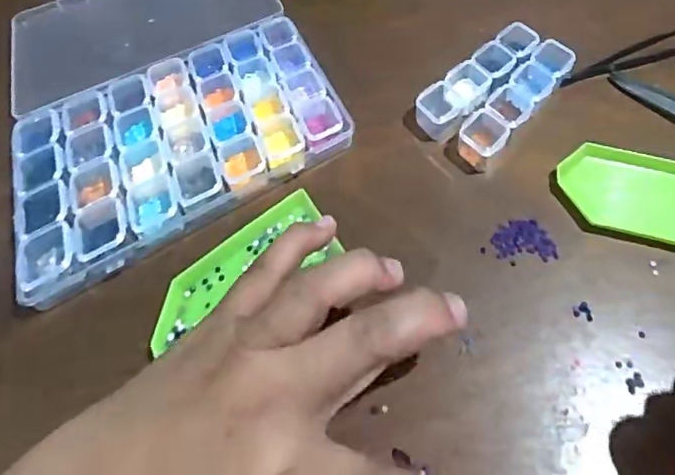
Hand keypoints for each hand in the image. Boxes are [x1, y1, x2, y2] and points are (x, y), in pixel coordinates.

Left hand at [6, 215, 465, 474]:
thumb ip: (316, 468)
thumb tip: (355, 457)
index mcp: (285, 455)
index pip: (372, 469)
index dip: (411, 468)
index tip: (447, 460)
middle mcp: (276, 385)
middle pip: (363, 340)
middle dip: (417, 320)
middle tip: (457, 306)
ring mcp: (244, 341)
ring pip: (316, 288)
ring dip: (360, 271)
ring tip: (394, 267)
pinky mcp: (217, 319)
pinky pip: (264, 270)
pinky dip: (295, 242)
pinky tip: (323, 224)